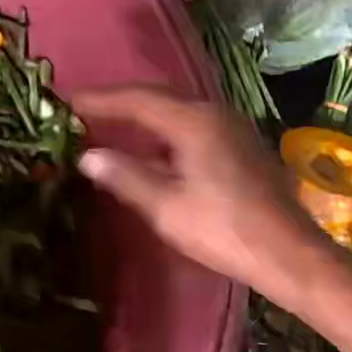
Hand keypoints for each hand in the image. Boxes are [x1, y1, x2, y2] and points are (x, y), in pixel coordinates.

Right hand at [74, 87, 339, 293]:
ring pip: (180, 115)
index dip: (98, 100)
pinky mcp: (245, 150)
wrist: (287, 253)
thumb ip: (126, 177)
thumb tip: (89, 156)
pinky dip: (168, 137)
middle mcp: (216, 114)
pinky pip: (197, 131)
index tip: (65, 103)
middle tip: (85, 115)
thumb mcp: (166, 208)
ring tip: (114, 133)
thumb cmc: (224, 231)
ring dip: (145, 122)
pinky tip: (157, 156)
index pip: (136, 98)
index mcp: (193, 121)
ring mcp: (235, 130)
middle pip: (160, 100)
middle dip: (121, 106)